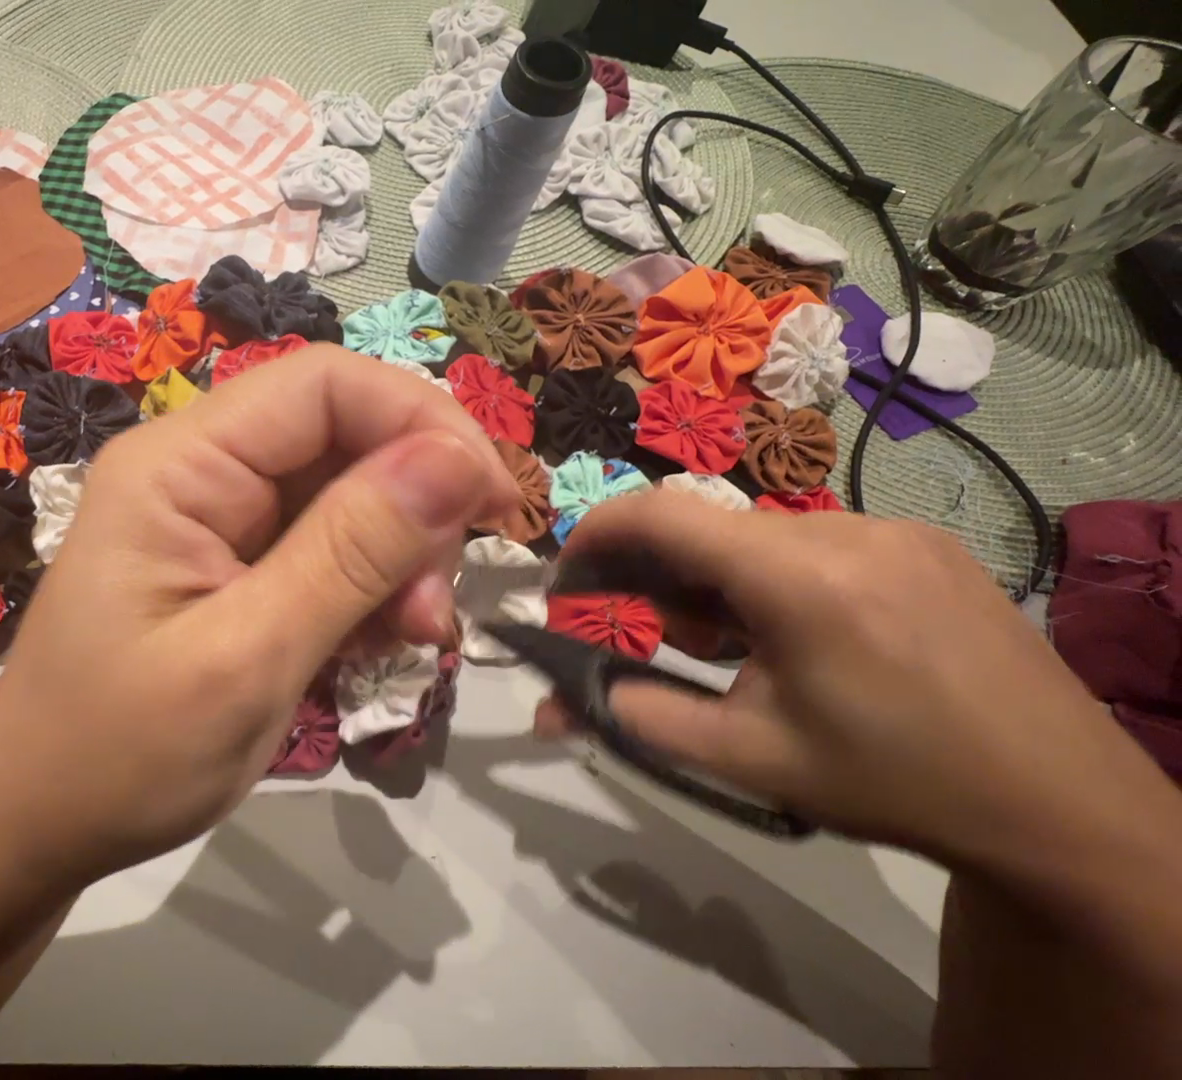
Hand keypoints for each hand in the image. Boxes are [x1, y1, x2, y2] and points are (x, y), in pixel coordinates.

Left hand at [0, 346, 516, 889]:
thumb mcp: (247, 658)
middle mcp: (194, 472)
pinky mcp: (227, 569)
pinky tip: (370, 652)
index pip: (322, 387)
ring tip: (407, 642)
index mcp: (177, 467)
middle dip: (411, 511)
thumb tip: (456, 458)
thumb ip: (350, 554)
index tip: (491, 505)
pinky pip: (321, 552)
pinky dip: (364, 593)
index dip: (421, 423)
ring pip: (342, 500)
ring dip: (395, 562)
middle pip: (339, 439)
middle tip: (431, 611)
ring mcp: (210, 522)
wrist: (37, 825)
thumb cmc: (121, 754)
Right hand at [538, 491, 1176, 867]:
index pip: (661, 515)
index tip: (567, 581)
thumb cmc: (893, 782)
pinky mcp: (926, 545)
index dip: (594, 535)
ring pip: (756, 535)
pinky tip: (796, 635)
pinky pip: (811, 540)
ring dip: (714, 579)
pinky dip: (769, 575)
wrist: (1065, 807)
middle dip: (656, 576)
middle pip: (706, 527)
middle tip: (652, 636)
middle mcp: (848, 533)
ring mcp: (896, 532)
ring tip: (733, 648)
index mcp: (801, 582)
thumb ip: (639, 717)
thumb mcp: (749, 757)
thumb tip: (552, 707)